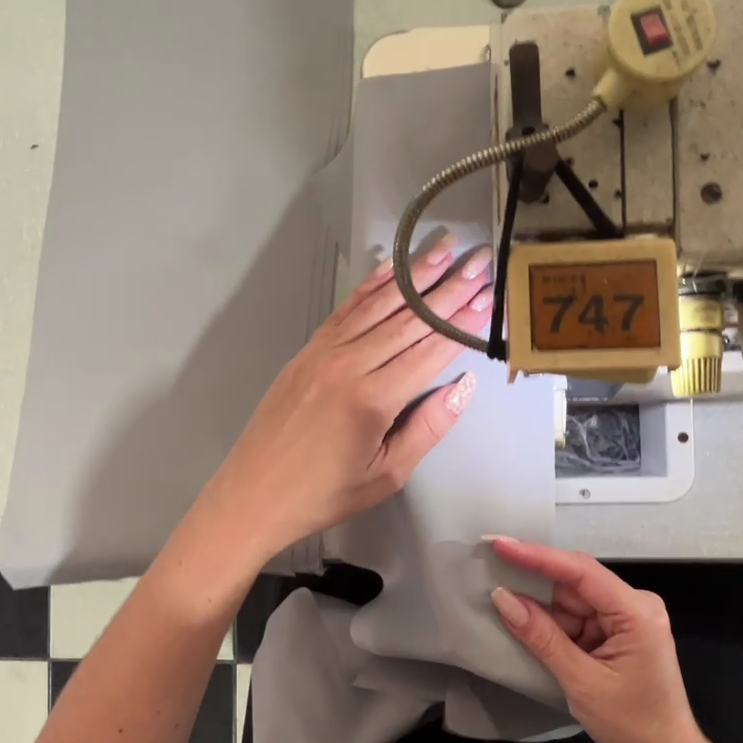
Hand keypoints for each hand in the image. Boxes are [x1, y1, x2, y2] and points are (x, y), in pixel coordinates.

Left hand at [197, 235, 494, 556]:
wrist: (252, 494)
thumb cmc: (323, 494)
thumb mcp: (386, 475)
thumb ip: (427, 428)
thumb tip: (462, 386)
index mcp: (371, 399)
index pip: (430, 350)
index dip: (463, 322)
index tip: (490, 295)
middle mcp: (347, 365)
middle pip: (409, 319)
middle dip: (448, 288)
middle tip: (480, 261)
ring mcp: (323, 353)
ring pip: (377, 306)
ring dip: (414, 275)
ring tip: (445, 248)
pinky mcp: (306, 351)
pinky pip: (345, 310)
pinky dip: (371, 286)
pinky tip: (392, 267)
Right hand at [488, 536, 710, 742]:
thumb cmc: (633, 725)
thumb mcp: (581, 682)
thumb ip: (541, 637)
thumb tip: (502, 598)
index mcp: (636, 612)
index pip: (580, 572)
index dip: (537, 556)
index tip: (500, 544)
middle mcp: (634, 605)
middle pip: (574, 581)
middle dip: (532, 575)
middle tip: (490, 561)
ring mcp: (625, 618)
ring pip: (571, 599)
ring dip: (537, 601)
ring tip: (495, 590)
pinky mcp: (616, 632)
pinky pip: (576, 616)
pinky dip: (550, 620)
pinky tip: (520, 616)